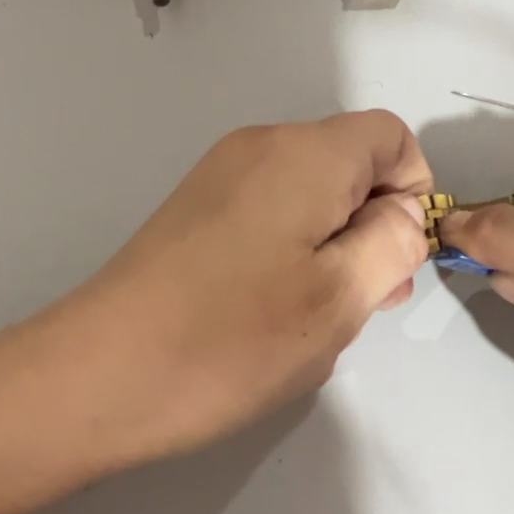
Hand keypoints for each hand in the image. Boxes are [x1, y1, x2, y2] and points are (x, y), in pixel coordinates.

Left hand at [66, 111, 433, 455]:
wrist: (99, 376)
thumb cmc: (229, 339)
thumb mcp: (339, 299)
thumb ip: (392, 243)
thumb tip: (400, 213)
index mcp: (300, 154)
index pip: (390, 137)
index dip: (413, 194)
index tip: (396, 262)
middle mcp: (256, 150)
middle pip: (347, 166)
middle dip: (372, 230)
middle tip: (360, 307)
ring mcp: (216, 182)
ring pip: (308, 201)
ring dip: (330, 254)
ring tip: (310, 322)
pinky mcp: (192, 218)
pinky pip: (267, 221)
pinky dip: (288, 260)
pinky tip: (267, 317)